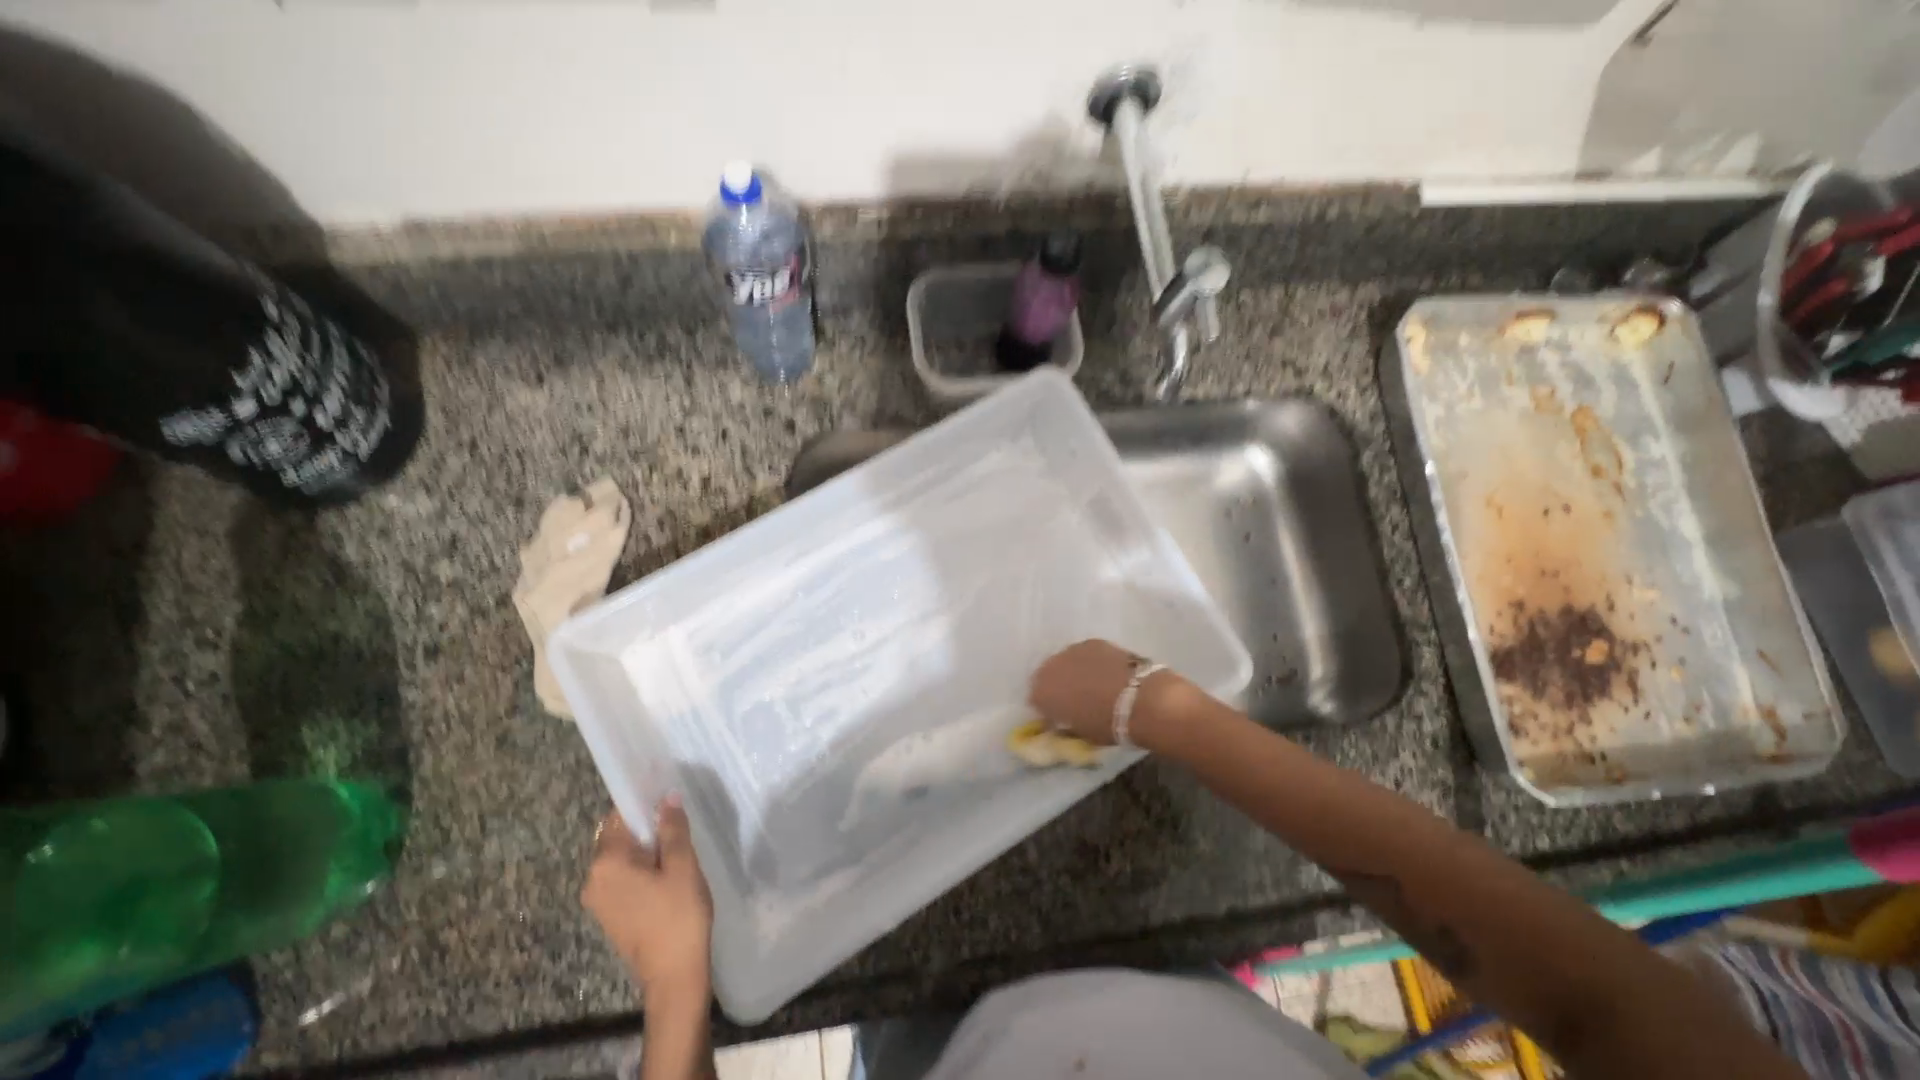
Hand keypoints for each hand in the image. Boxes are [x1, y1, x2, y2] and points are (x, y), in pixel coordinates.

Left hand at [581, 798, 712, 1003]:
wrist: (673, 974)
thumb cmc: (679, 915)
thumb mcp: (683, 866)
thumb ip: (673, 828)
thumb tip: (667, 797)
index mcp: (607, 862)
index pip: (619, 816)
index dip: (644, 806)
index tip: (668, 806)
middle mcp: (593, 878)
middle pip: (617, 838)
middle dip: (645, 831)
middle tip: (678, 835)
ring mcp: (597, 900)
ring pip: (619, 860)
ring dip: (643, 853)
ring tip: (676, 859)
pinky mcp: (607, 916)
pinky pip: (620, 880)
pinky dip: (639, 873)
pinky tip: (665, 882)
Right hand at [1029, 639, 1191, 748]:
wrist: (1141, 700)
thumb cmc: (1108, 725)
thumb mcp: (1080, 732)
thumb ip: (1066, 723)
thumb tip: (1064, 720)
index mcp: (1041, 694)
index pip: (1035, 700)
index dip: (1048, 708)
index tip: (1060, 716)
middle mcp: (1050, 667)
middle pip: (1047, 675)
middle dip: (1058, 685)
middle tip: (1075, 699)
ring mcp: (1071, 651)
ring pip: (1066, 661)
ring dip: (1073, 671)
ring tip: (1092, 683)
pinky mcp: (1093, 642)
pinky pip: (1085, 654)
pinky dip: (1091, 662)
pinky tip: (1105, 672)